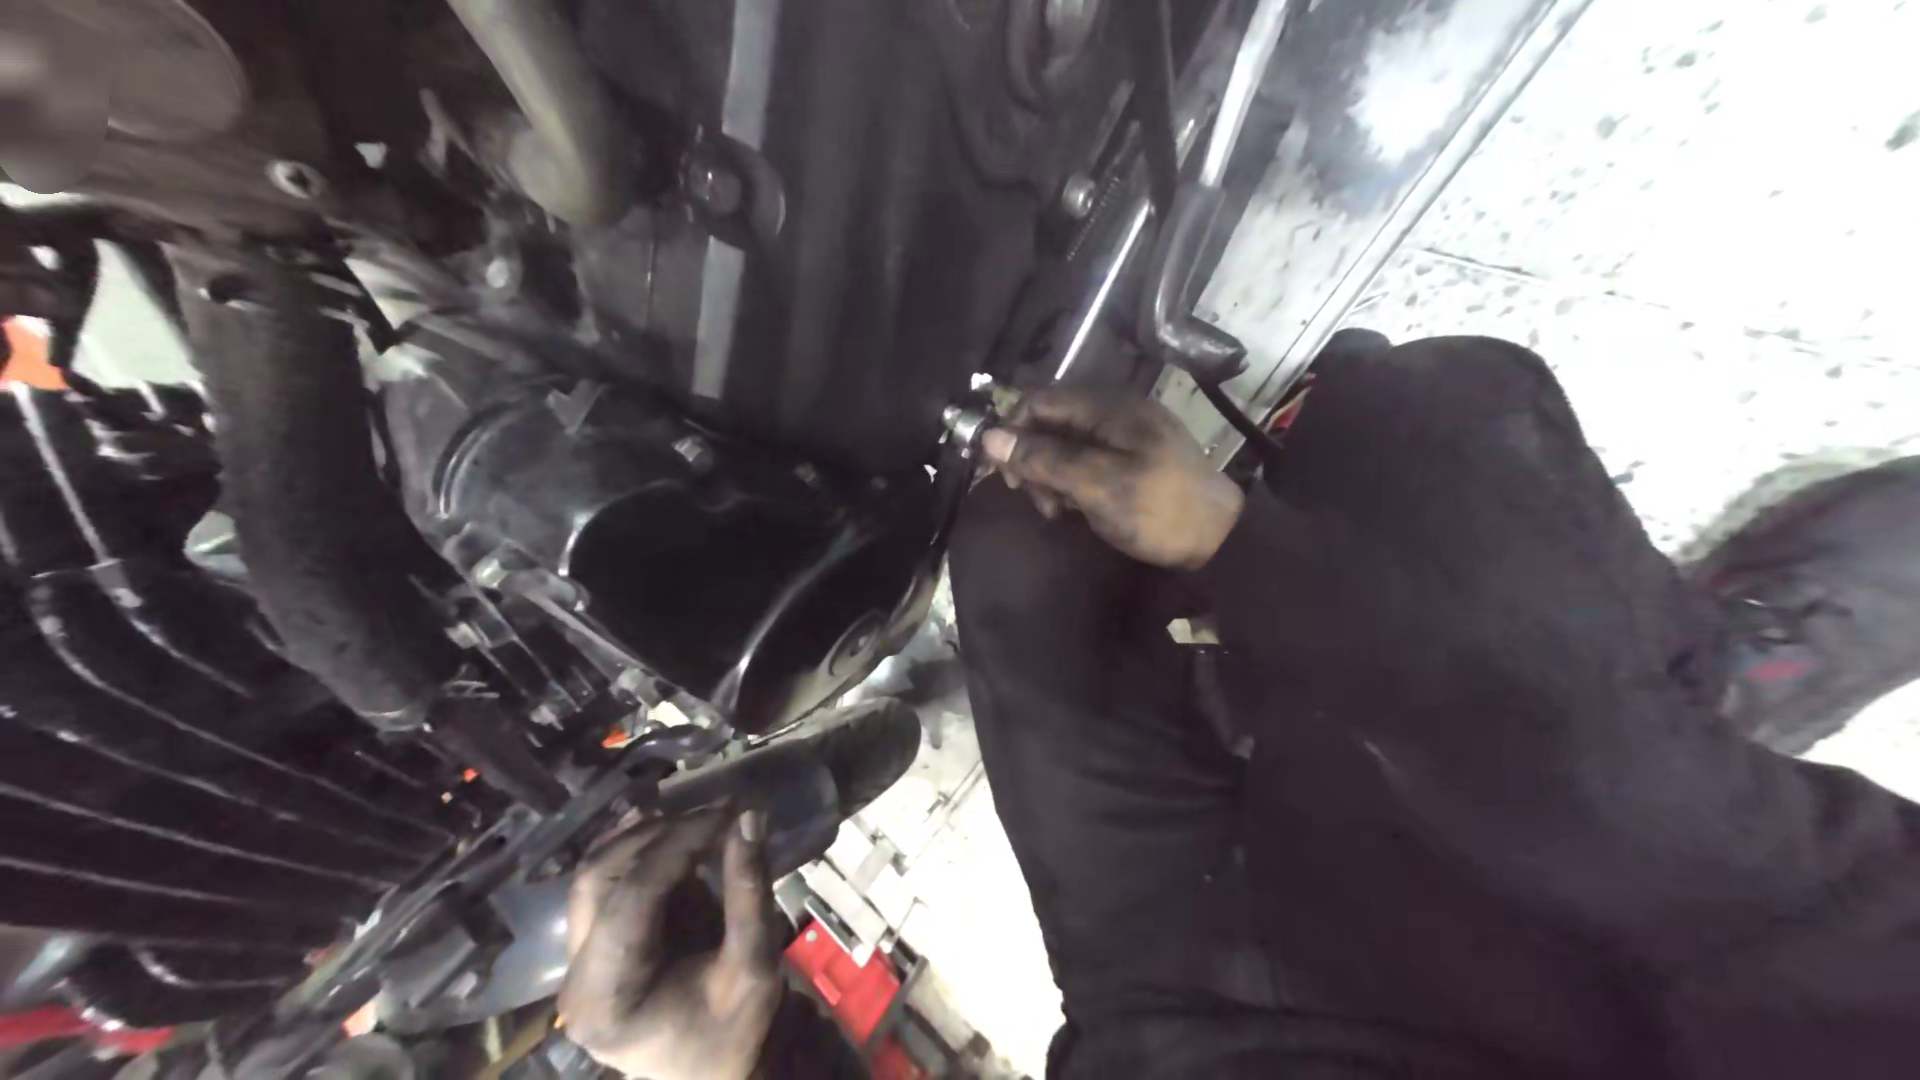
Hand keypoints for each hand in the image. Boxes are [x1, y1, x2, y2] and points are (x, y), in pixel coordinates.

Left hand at [560, 809, 782, 1079]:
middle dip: (661, 833)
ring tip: (703, 817)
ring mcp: (581, 958)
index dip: (682, 841)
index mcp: (607, 996)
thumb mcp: (753, 963)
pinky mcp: (598, 941)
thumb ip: (749, 889)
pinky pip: (609, 880)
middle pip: (600, 877)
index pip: (635, 895)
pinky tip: (676, 827)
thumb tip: (749, 814)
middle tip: (718, 811)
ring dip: (649, 835)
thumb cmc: (735, 1027)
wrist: (717, 1069)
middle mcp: (577, 975)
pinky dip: (643, 848)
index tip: (731, 810)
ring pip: (597, 872)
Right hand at [982, 387, 1244, 569]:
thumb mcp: (1096, 485)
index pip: (1039, 401)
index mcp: (1109, 406)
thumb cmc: (1157, 509)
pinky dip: (1072, 484)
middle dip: (1033, 460)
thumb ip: (1044, 459)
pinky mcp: (1131, 459)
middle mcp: (1114, 412)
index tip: (1005, 474)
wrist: (1220, 539)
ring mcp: (1125, 436)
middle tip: (1037, 500)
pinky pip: (1085, 462)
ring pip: (1065, 446)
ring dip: (1050, 476)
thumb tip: (990, 438)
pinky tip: (1075, 509)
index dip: (1013, 432)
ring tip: (1057, 510)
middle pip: (1050, 424)